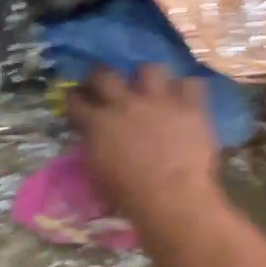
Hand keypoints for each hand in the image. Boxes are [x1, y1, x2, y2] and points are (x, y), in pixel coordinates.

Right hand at [67, 65, 221, 219]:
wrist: (170, 197)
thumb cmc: (128, 195)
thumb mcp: (97, 173)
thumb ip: (94, 147)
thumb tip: (95, 139)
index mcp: (98, 124)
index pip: (76, 101)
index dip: (75, 98)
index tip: (77, 100)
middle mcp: (125, 104)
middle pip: (105, 74)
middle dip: (100, 76)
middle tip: (103, 84)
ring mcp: (159, 101)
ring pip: (150, 69)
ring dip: (147, 77)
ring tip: (149, 87)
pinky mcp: (190, 106)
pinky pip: (190, 83)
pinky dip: (185, 90)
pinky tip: (183, 98)